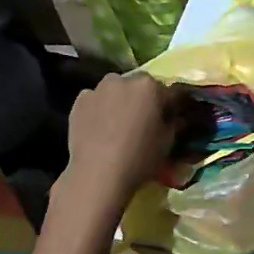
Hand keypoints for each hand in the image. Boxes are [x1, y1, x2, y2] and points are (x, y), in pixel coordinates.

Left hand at [56, 73, 173, 227]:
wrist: (98, 174)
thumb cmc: (140, 157)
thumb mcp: (167, 142)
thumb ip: (174, 123)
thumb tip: (175, 117)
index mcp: (149, 85)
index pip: (166, 91)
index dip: (168, 106)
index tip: (168, 119)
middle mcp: (123, 80)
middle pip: (137, 87)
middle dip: (141, 100)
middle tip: (141, 122)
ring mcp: (98, 89)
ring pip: (114, 91)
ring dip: (118, 101)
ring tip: (117, 125)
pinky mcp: (79, 102)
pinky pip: (94, 101)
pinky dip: (98, 109)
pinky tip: (99, 128)